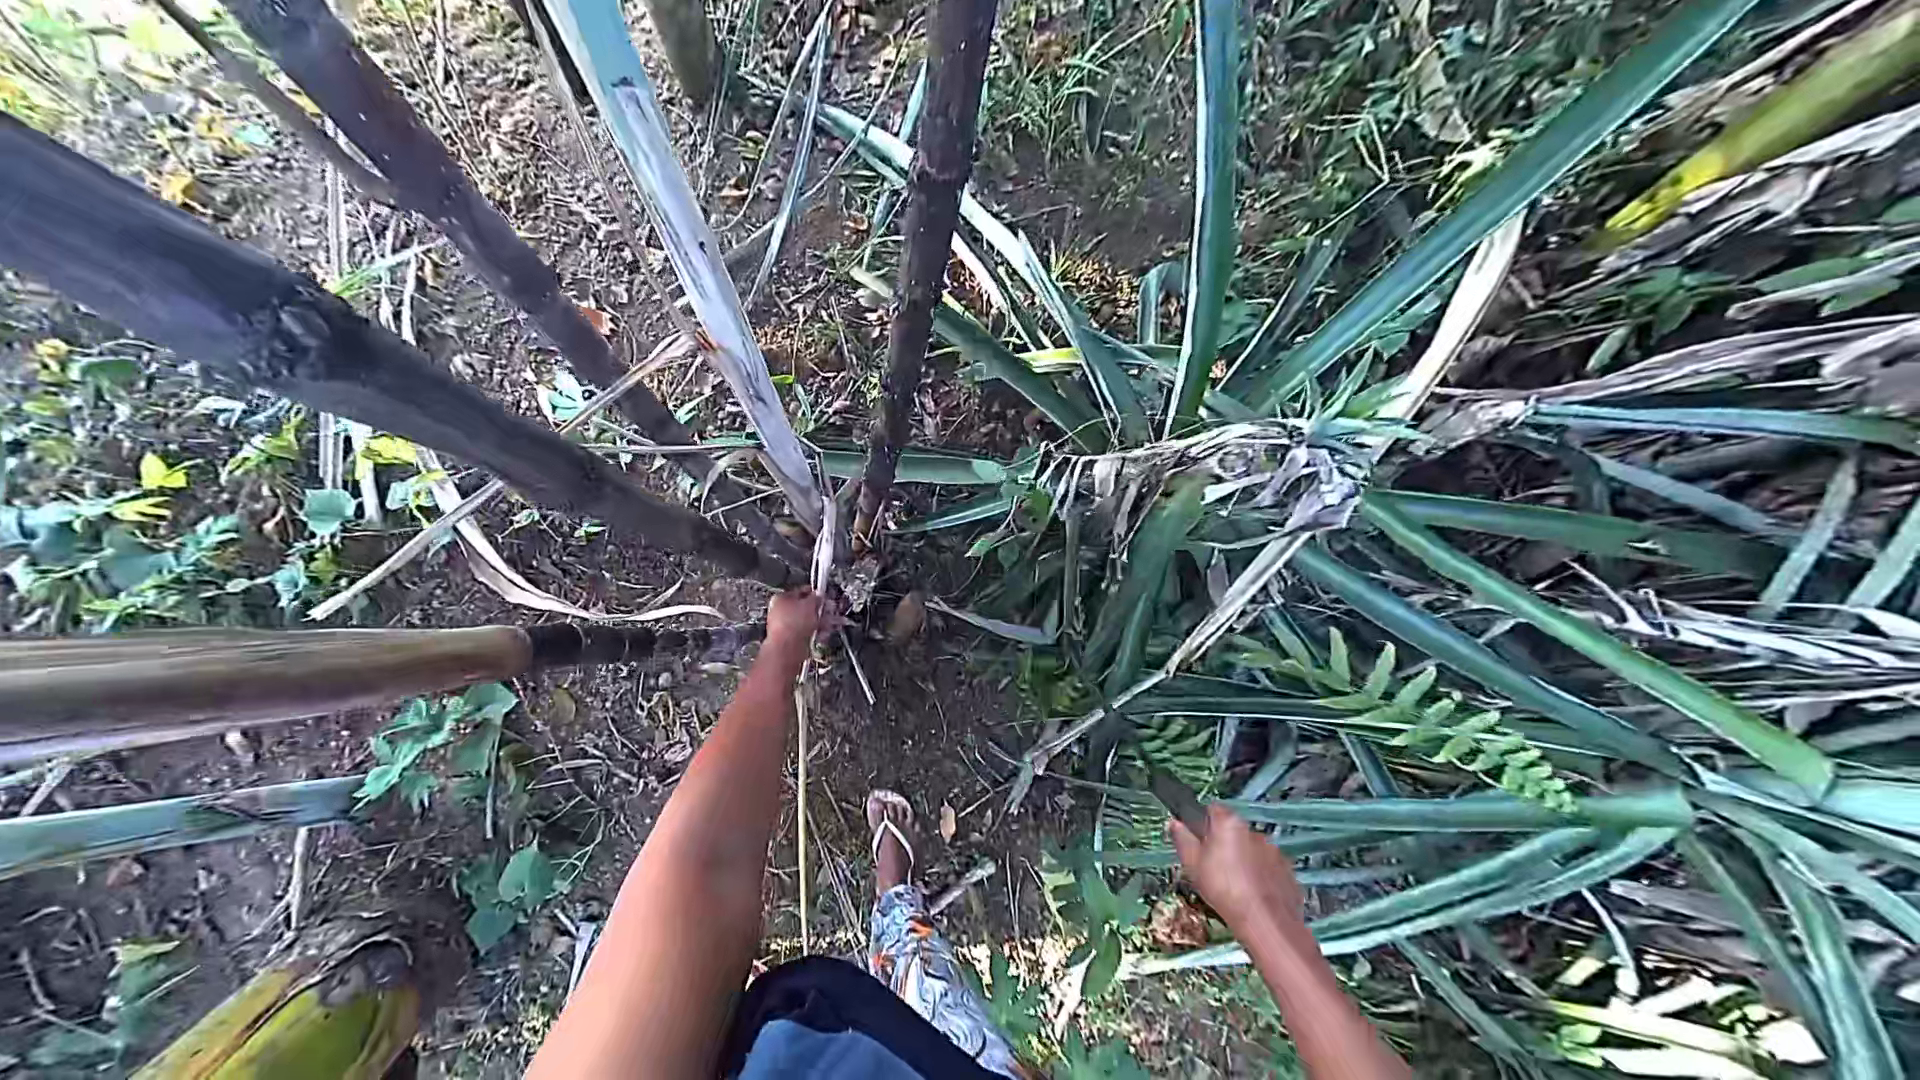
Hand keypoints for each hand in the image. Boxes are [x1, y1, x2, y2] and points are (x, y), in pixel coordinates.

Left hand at [765, 589, 823, 656]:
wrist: (787, 649)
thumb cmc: (792, 624)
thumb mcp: (809, 604)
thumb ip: (815, 597)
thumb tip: (818, 595)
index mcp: (780, 598)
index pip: (799, 592)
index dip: (813, 593)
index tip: (823, 596)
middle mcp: (779, 612)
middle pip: (803, 608)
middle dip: (818, 610)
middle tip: (827, 610)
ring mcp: (784, 627)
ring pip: (806, 621)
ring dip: (818, 622)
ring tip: (828, 623)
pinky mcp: (790, 639)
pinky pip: (805, 633)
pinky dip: (814, 632)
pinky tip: (822, 634)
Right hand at [1170, 804, 1303, 930]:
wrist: (1265, 922)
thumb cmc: (1223, 888)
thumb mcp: (1193, 864)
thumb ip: (1183, 839)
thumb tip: (1175, 823)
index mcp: (1229, 823)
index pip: (1214, 809)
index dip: (1204, 824)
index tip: (1200, 843)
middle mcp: (1254, 831)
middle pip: (1234, 831)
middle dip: (1225, 844)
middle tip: (1214, 867)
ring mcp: (1275, 851)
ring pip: (1252, 850)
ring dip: (1245, 860)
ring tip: (1236, 885)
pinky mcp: (1288, 871)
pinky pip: (1269, 868)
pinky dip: (1262, 876)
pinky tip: (1254, 895)